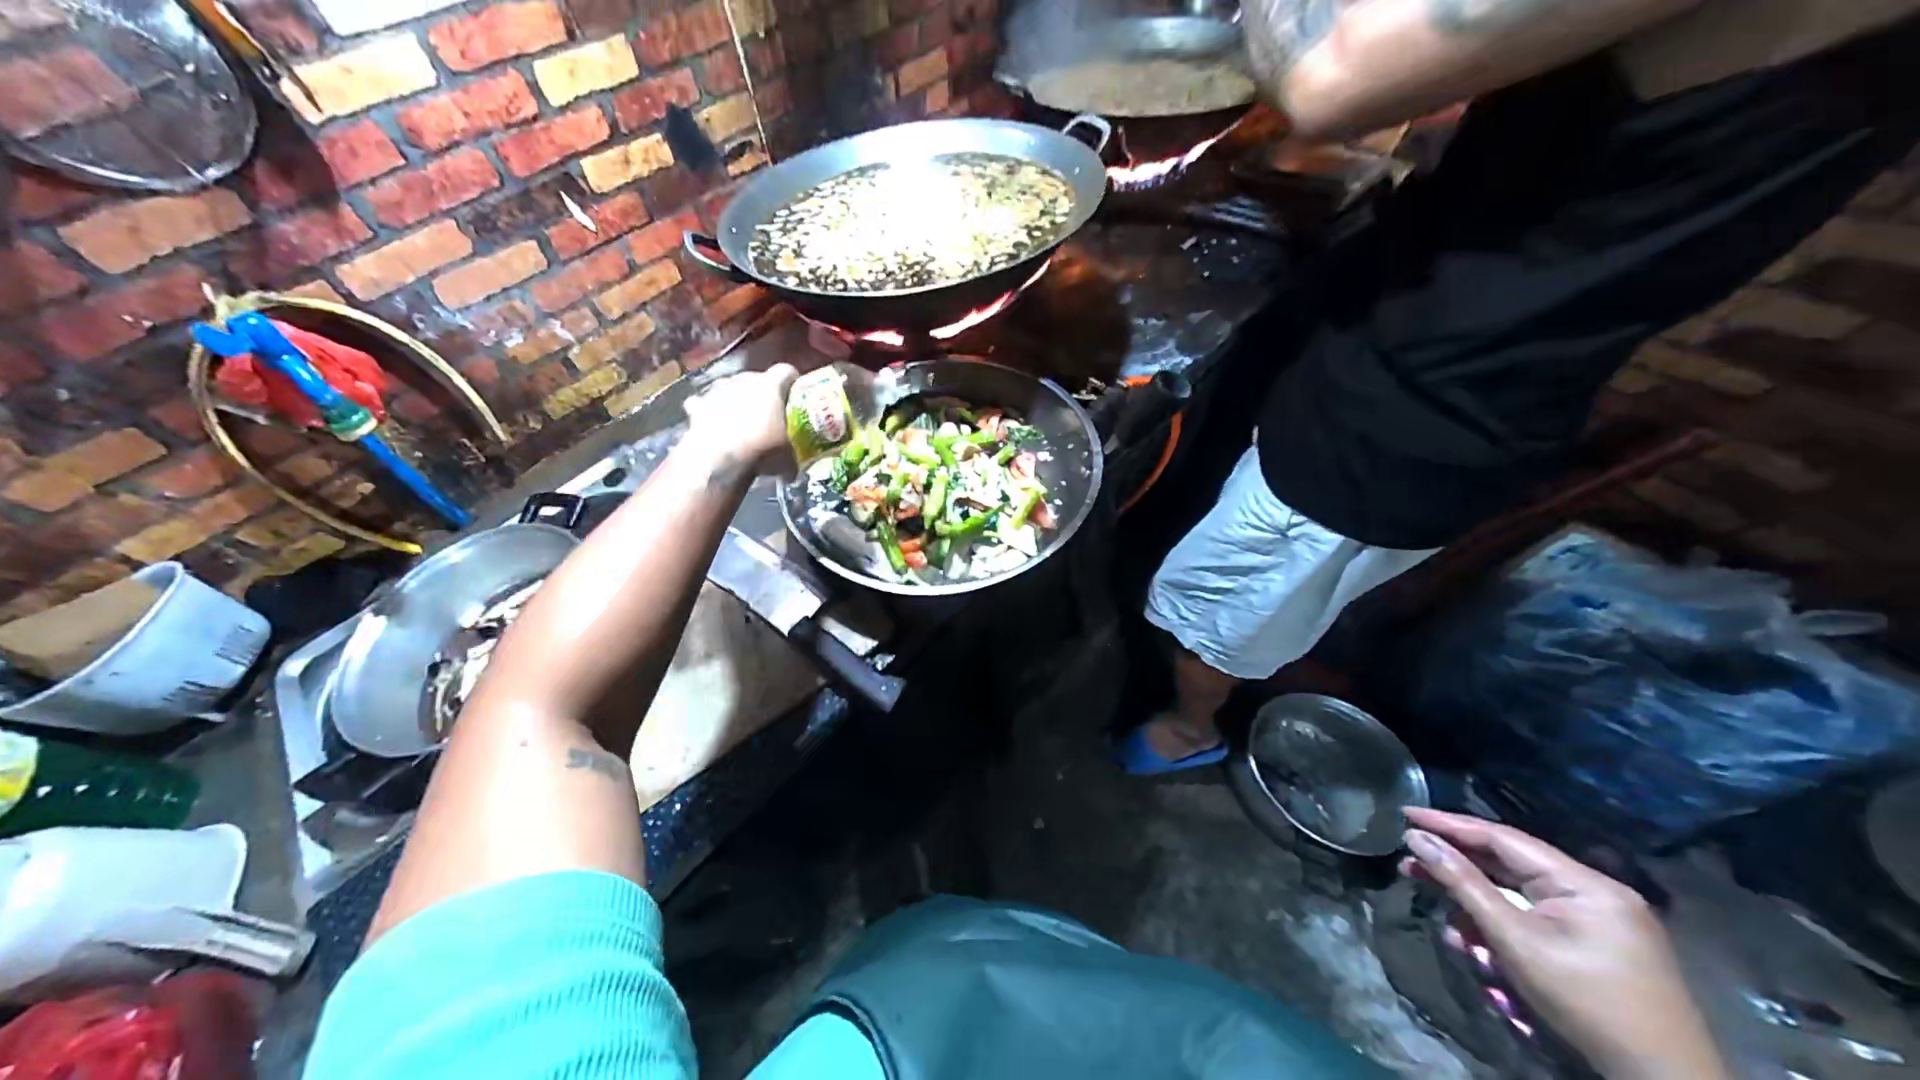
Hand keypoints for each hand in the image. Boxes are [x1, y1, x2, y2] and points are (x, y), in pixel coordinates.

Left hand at [681, 363, 798, 476]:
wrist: (719, 459)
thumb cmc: (761, 451)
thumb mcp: (786, 458)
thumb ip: (790, 456)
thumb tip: (792, 470)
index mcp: (770, 385)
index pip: (786, 371)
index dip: (791, 381)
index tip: (793, 393)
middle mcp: (743, 379)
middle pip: (756, 378)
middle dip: (761, 392)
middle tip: (766, 413)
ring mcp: (717, 389)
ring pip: (728, 387)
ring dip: (734, 399)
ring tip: (738, 420)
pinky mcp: (697, 404)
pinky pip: (703, 402)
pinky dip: (706, 410)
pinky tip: (710, 423)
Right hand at [1401, 808, 1729, 1079]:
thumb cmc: (1585, 1002)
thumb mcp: (1513, 939)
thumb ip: (1462, 883)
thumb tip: (1417, 838)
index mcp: (1584, 883)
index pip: (1502, 837)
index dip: (1449, 824)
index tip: (1406, 814)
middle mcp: (1593, 892)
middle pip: (1508, 866)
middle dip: (1458, 871)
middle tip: (1409, 867)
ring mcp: (1598, 920)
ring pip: (1518, 897)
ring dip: (1478, 910)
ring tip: (1451, 932)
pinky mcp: (1595, 946)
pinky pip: (1536, 921)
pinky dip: (1503, 929)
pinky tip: (1480, 947)